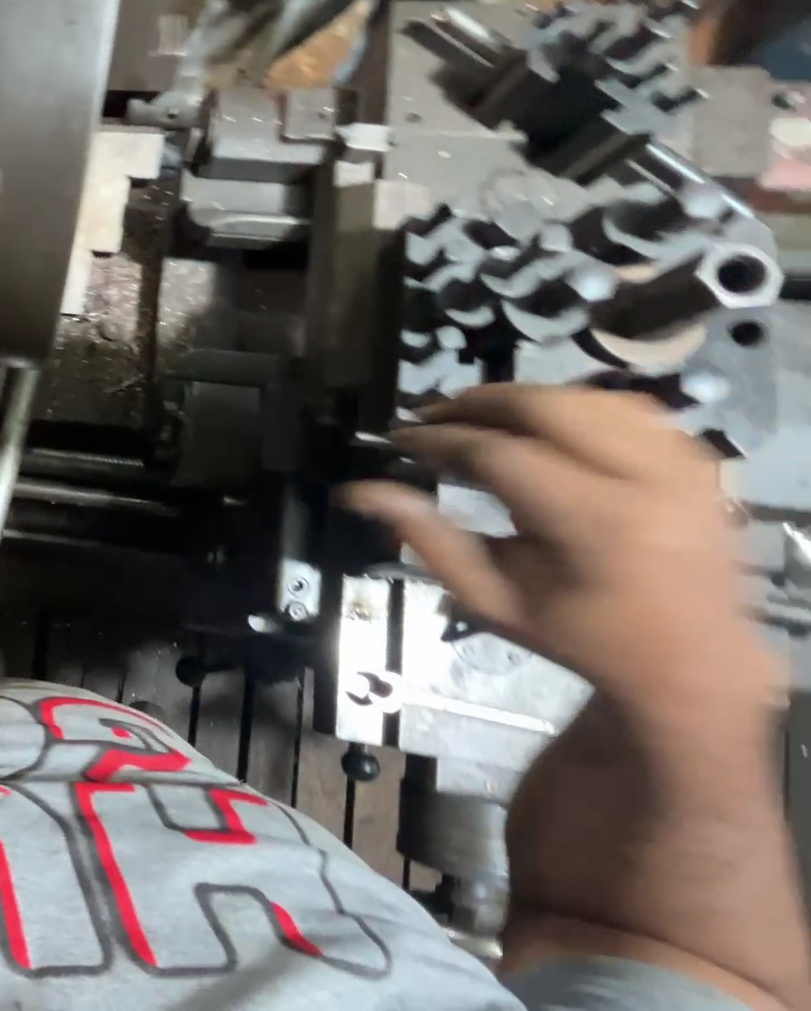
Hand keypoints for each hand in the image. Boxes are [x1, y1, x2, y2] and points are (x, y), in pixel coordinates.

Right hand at [343, 385, 774, 714]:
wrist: (689, 659)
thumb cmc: (576, 635)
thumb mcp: (487, 597)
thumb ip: (426, 537)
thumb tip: (361, 492)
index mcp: (595, 526)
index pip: (500, 455)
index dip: (439, 440)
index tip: (398, 440)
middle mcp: (648, 483)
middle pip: (548, 409)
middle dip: (478, 404)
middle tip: (430, 417)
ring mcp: (682, 467)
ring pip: (587, 399)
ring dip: (521, 400)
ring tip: (474, 416)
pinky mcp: (697, 461)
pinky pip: (627, 409)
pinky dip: (571, 407)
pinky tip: (535, 424)